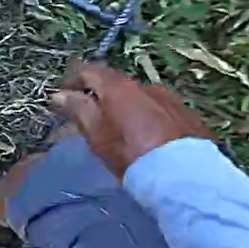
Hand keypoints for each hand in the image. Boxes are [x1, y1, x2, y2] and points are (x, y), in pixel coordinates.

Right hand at [49, 62, 214, 176]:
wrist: (184, 175)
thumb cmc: (129, 152)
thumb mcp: (95, 133)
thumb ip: (77, 109)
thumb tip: (59, 95)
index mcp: (119, 86)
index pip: (89, 72)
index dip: (72, 82)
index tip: (63, 98)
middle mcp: (145, 85)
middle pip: (116, 86)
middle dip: (101, 98)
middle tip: (91, 119)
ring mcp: (170, 99)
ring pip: (140, 99)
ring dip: (127, 109)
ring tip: (123, 132)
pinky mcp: (188, 117)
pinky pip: (160, 112)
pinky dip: (149, 119)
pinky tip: (149, 140)